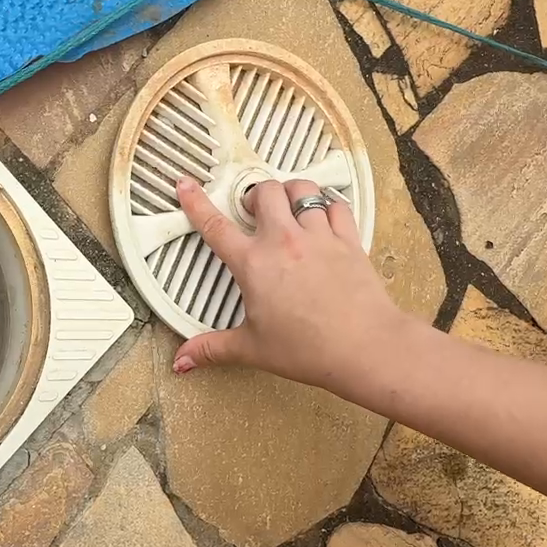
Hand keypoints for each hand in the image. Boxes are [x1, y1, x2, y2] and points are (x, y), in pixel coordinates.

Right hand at [170, 176, 410, 392]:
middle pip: (265, 192)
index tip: (186, 185)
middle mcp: (284, 241)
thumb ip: (212, 349)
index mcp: (253, 264)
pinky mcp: (349, 241)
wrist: (365, 347)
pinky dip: (327, 205)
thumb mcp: (252, 349)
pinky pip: (337, 205)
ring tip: (288, 207)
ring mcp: (319, 236)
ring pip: (302, 190)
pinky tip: (324, 216)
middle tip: (254, 212)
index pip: (215, 226)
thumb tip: (182, 360)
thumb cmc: (308, 349)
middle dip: (255, 195)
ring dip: (291, 193)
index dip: (196, 202)